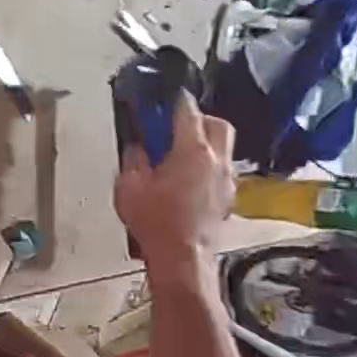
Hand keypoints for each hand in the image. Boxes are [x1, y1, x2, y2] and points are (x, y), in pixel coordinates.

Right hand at [114, 97, 234, 271]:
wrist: (182, 258)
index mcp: (192, 150)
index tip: (164, 97)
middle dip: (198, 119)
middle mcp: (216, 160)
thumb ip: (134, 159)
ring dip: (204, 144)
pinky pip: (220, 171)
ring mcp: (226, 180)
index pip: (187, 111)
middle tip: (175, 126)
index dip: (174, 100)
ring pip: (222, 148)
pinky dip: (206, 167)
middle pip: (217, 124)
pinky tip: (187, 180)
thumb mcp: (129, 186)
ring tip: (179, 155)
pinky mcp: (227, 199)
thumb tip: (138, 147)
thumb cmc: (155, 221)